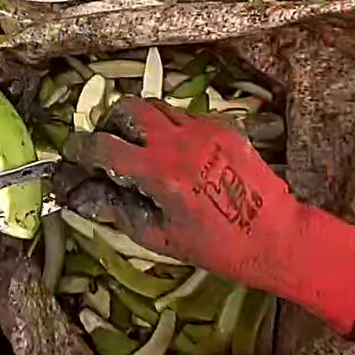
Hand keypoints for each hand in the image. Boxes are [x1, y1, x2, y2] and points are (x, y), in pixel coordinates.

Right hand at [61, 98, 354, 338]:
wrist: (283, 239)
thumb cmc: (219, 248)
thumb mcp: (161, 238)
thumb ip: (119, 213)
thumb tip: (85, 198)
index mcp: (160, 173)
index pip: (104, 147)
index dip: (80, 147)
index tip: (72, 150)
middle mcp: (179, 142)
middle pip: (129, 108)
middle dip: (110, 120)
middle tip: (108, 138)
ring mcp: (204, 130)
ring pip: (156, 107)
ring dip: (140, 120)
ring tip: (141, 142)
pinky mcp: (224, 128)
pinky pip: (185, 115)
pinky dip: (171, 127)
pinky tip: (178, 151)